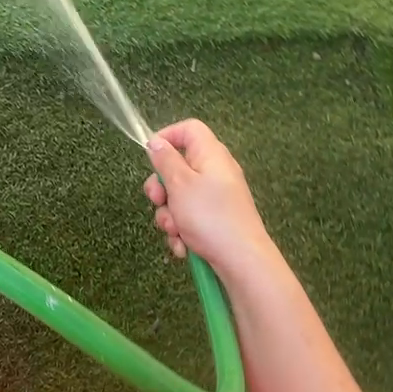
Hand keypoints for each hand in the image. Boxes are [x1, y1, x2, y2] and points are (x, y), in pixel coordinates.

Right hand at [144, 120, 282, 284]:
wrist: (242, 262)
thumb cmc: (210, 217)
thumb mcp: (180, 184)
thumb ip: (165, 160)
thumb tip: (156, 142)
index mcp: (211, 155)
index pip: (189, 129)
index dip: (167, 136)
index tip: (150, 156)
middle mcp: (215, 172)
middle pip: (178, 166)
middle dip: (162, 188)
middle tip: (158, 200)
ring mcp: (216, 198)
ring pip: (179, 197)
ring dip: (169, 215)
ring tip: (175, 231)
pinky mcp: (215, 221)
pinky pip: (189, 217)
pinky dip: (182, 231)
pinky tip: (183, 246)